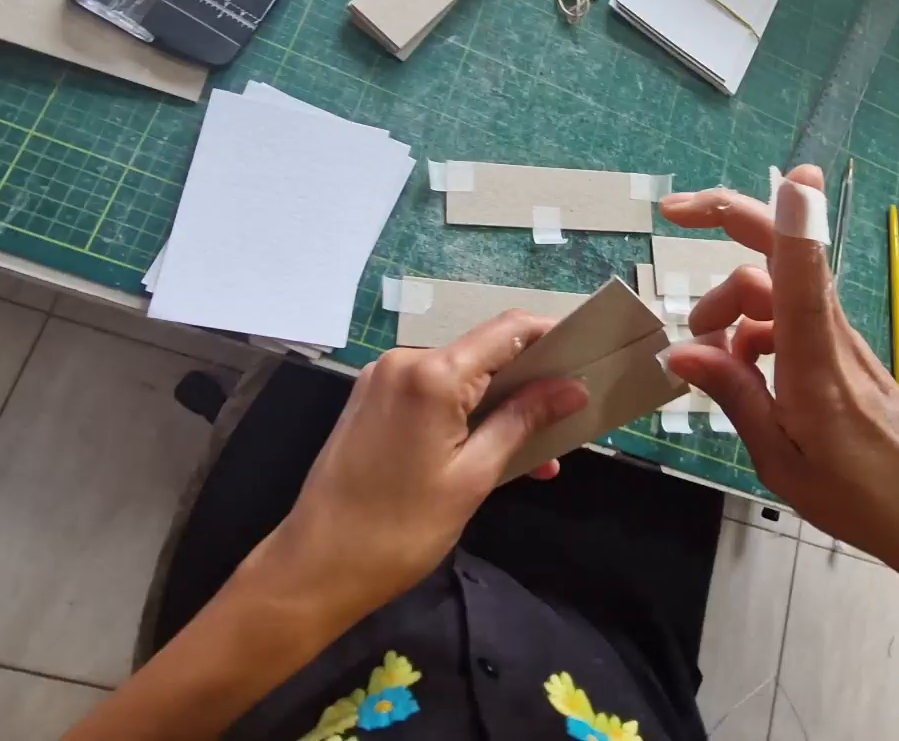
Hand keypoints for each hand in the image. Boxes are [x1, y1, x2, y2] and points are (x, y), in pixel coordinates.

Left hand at [259, 311, 587, 621]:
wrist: (313, 567)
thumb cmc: (400, 530)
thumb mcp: (473, 477)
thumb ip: (523, 420)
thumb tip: (572, 389)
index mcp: (432, 374)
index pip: (507, 330)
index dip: (550, 336)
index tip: (584, 359)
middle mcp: (405, 360)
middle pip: (484, 352)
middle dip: (528, 382)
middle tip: (565, 418)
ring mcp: (383, 378)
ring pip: (460, 377)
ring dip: (499, 406)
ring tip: (534, 455)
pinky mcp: (372, 399)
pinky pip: (433, 393)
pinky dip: (465, 414)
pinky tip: (489, 452)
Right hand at [659, 166, 898, 601]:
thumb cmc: (859, 498)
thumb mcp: (781, 458)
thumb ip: (733, 395)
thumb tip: (679, 350)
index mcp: (815, 364)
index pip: (804, 274)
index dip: (793, 220)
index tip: (792, 175)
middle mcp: (830, 334)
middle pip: (780, 252)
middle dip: (726, 219)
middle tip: (673, 216)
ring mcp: (837, 338)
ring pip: (772, 286)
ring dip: (726, 299)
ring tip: (701, 348)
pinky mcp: (838, 349)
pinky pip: (784, 315)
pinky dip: (749, 327)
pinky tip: (737, 367)